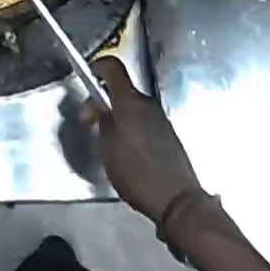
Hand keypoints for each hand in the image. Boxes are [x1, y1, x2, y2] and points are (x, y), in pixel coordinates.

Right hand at [80, 57, 202, 220]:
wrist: (180, 204)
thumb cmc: (137, 173)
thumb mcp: (106, 148)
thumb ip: (101, 122)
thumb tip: (100, 110)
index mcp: (128, 102)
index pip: (112, 67)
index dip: (98, 66)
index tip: (89, 75)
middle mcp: (147, 105)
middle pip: (122, 89)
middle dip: (105, 101)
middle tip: (93, 121)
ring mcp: (161, 121)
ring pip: (134, 107)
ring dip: (120, 116)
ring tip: (110, 140)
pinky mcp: (170, 137)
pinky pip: (145, 122)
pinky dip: (133, 128)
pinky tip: (128, 151)